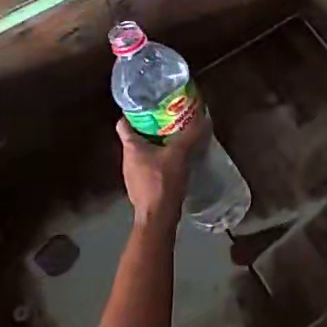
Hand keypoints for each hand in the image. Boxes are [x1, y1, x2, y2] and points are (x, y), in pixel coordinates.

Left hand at [117, 110, 209, 227]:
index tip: (150, 108)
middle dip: (151, 129)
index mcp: (130, 147)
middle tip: (169, 122)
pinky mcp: (141, 188)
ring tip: (174, 141)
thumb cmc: (162, 182)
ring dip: (156, 146)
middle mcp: (127, 159)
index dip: (133, 114)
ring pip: (142, 153)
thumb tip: (203, 118)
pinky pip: (148, 168)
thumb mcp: (179, 154)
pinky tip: (174, 163)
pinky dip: (158, 162)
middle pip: (135, 137)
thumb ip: (191, 135)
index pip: (123, 123)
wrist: (157, 217)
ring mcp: (132, 175)